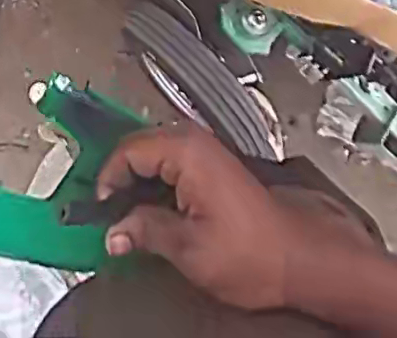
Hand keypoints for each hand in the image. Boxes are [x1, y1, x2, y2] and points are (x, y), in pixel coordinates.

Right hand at [95, 127, 332, 310]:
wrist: (298, 257)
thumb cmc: (253, 252)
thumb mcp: (190, 249)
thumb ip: (146, 231)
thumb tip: (114, 232)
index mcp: (186, 150)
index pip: (128, 150)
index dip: (108, 178)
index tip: (99, 206)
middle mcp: (193, 139)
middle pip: (137, 145)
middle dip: (118, 176)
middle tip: (106, 209)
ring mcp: (203, 147)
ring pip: (151, 151)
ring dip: (134, 177)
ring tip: (124, 211)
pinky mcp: (209, 161)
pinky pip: (167, 158)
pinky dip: (152, 178)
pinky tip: (149, 206)